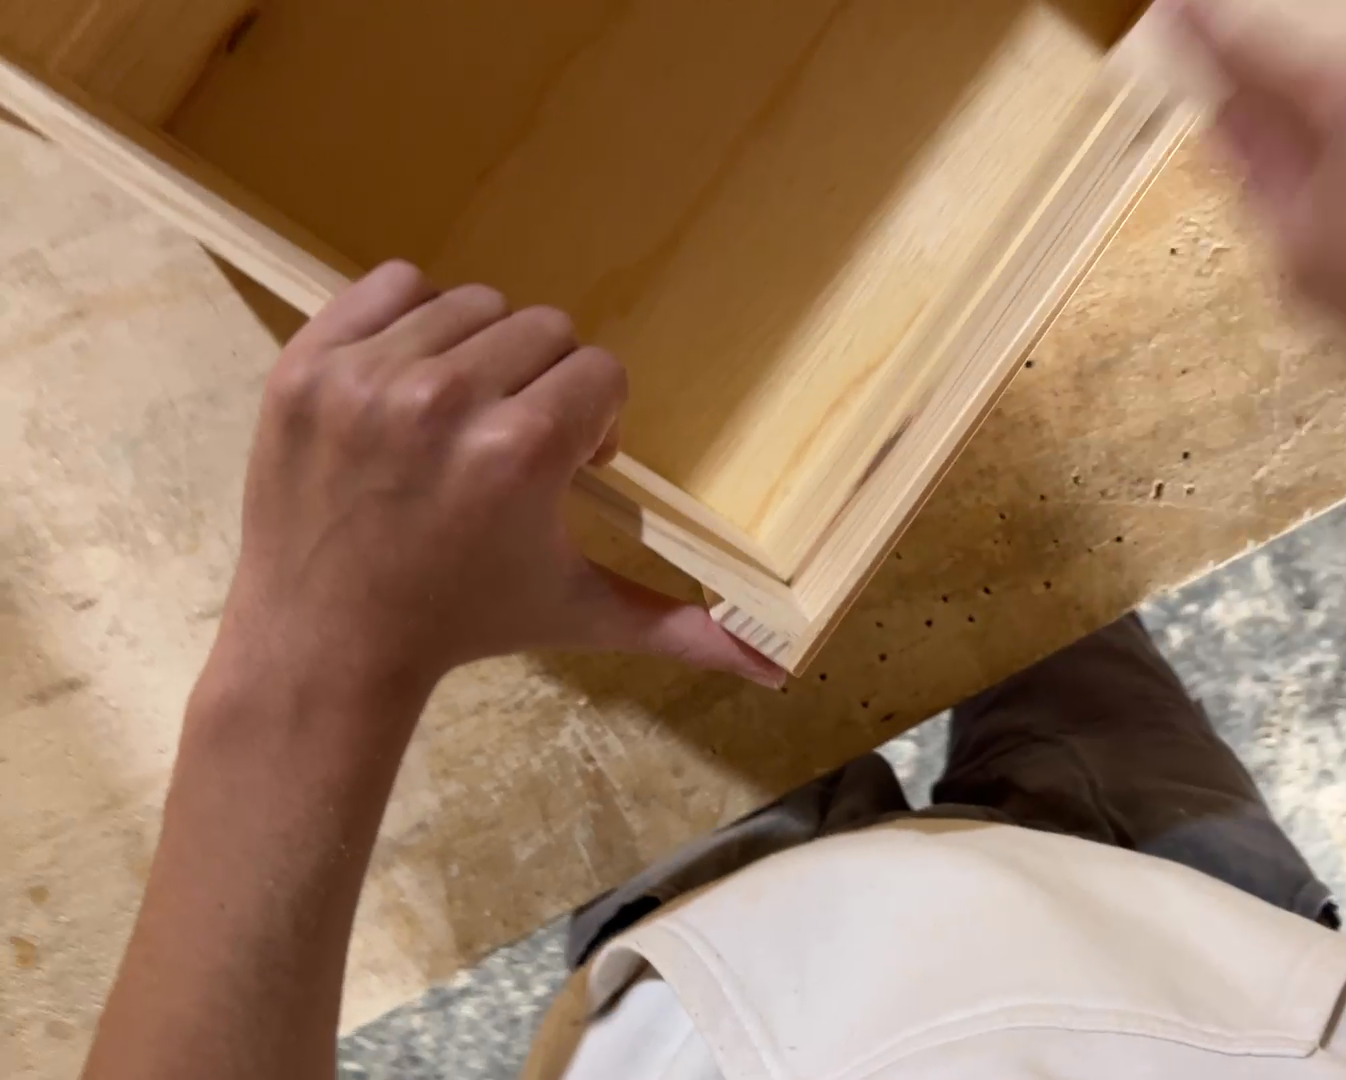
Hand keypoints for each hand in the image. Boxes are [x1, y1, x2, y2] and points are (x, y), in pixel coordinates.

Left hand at [212, 261, 785, 703]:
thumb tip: (779, 671)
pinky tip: (416, 383)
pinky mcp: (304, 360)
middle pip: (550, 331)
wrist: (328, 644)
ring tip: (471, 419)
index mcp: (524, 450)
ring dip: (493, 356)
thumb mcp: (590, 614)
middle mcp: (446, 396)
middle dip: (555, 386)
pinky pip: (392, 285)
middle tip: (524, 447)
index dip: (600, 421)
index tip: (571, 469)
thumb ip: (686, 630)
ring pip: (478, 305)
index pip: (603, 372)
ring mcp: (364, 373)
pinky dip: (419, 322)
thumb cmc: (475, 622)